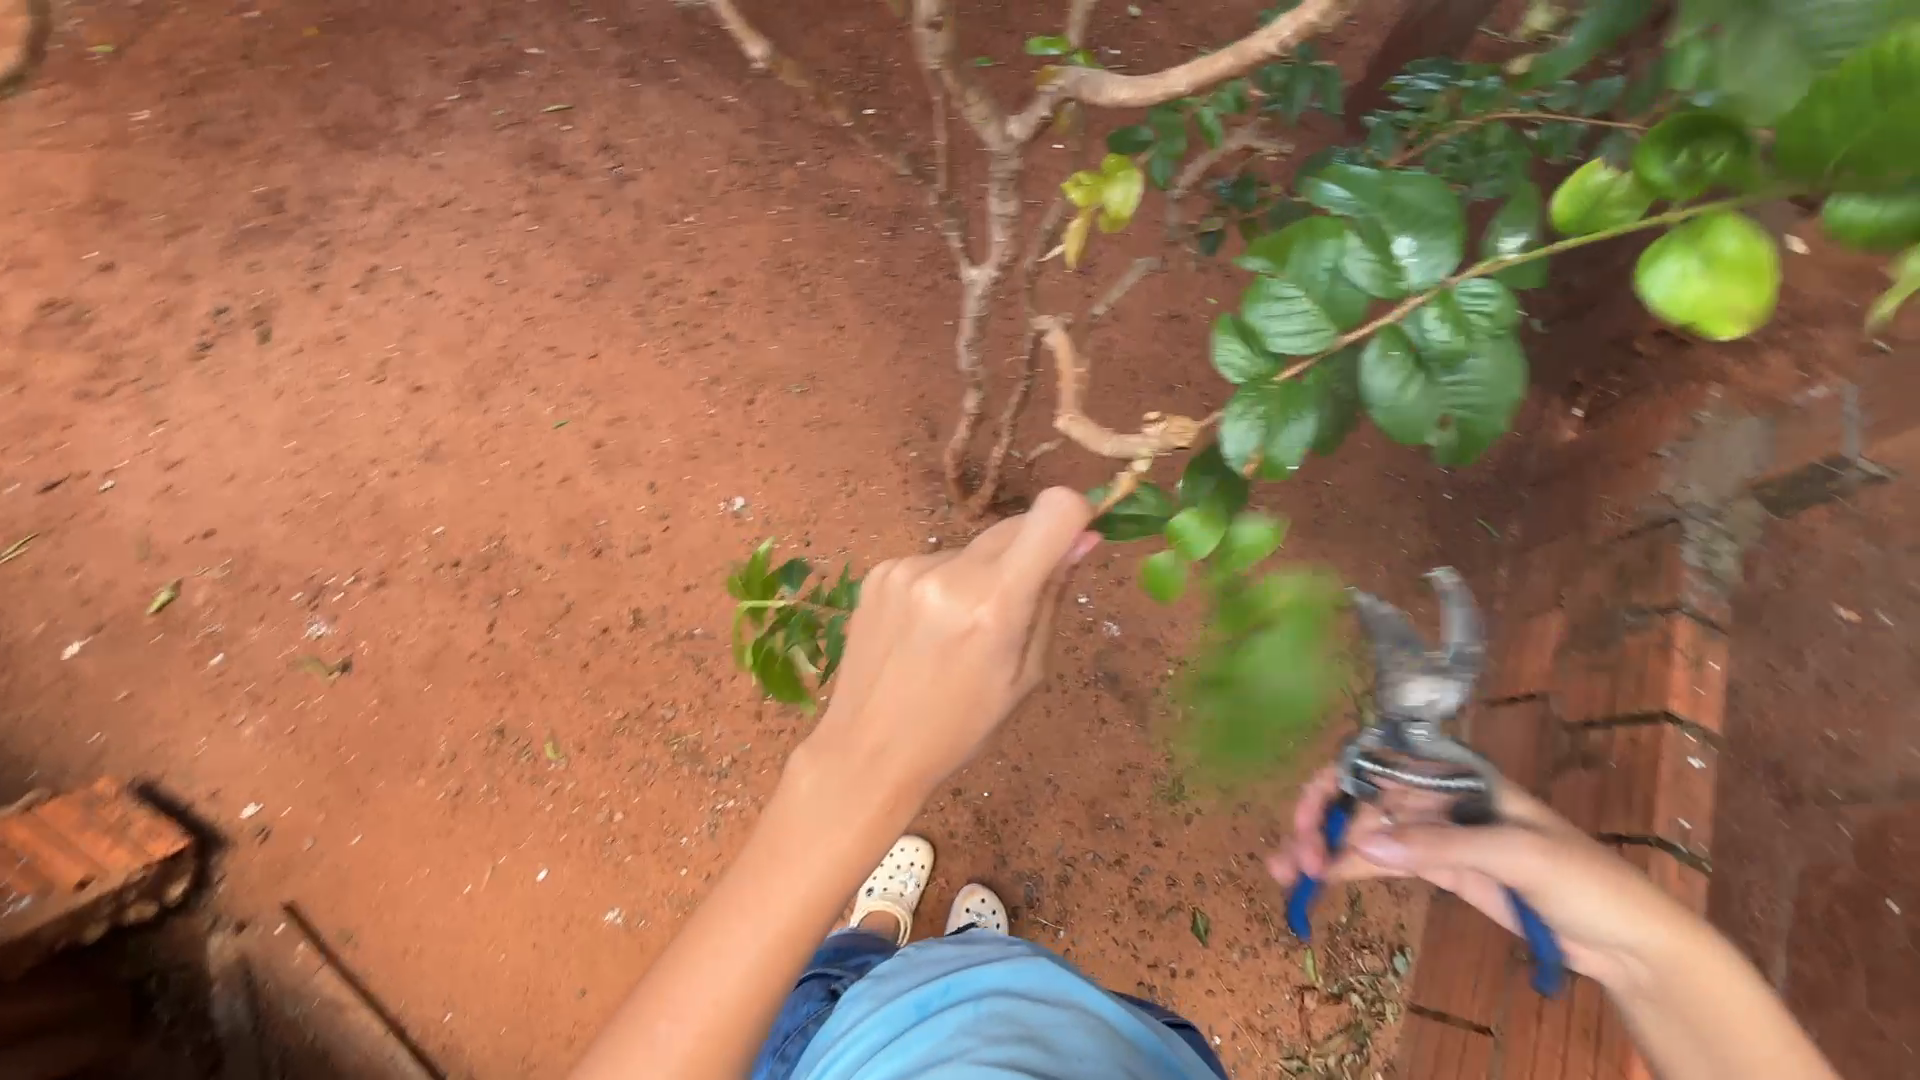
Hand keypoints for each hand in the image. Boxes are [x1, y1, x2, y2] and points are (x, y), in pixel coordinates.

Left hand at [792, 487, 1098, 807]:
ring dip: (979, 576)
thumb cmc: (961, 726)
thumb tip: (1085, 538)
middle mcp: (950, 573)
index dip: (1075, 515)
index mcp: (995, 604)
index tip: (1076, 540)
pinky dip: (942, 585)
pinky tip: (924, 630)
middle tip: (1012, 608)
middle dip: (1029, 554)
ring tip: (956, 633)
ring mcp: (907, 568)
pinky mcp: (879, 572)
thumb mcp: (1026, 675)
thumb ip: (1052, 598)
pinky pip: (933, 562)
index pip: (1054, 512)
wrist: (869, 748)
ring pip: (971, 550)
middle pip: (1013, 527)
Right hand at [1265, 767, 1702, 996]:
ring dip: (1323, 849)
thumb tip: (1363, 843)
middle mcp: (1434, 795)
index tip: (1309, 816)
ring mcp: (1432, 832)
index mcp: (1454, 774)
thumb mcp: (1519, 855)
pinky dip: (1347, 868)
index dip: (1335, 782)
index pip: (1379, 763)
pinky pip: (1380, 861)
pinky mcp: (1436, 868)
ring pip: (1363, 831)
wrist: (1630, 943)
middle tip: (1294, 858)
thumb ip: (1441, 845)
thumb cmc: (1586, 881)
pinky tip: (1318, 880)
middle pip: (1360, 797)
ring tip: (1285, 874)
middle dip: (1321, 822)